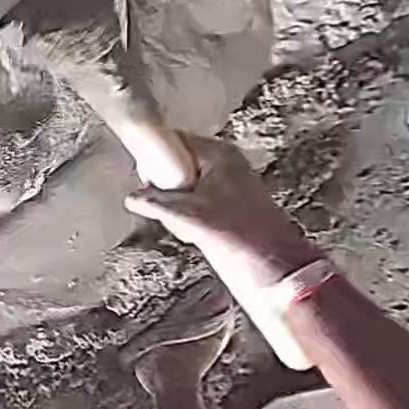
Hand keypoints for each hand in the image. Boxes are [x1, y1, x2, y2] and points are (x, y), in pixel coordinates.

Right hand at [123, 133, 320, 294]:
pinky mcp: (229, 202)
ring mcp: (228, 181)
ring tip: (179, 221)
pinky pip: (194, 197)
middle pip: (176, 160)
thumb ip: (151, 201)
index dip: (153, 157)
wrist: (275, 270)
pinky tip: (189, 229)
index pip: (172, 139)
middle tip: (161, 205)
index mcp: (217, 154)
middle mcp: (224, 162)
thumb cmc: (238, 237)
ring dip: (173, 202)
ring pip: (182, 181)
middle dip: (162, 183)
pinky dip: (186, 212)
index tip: (144, 178)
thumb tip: (133, 197)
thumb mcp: (184, 214)